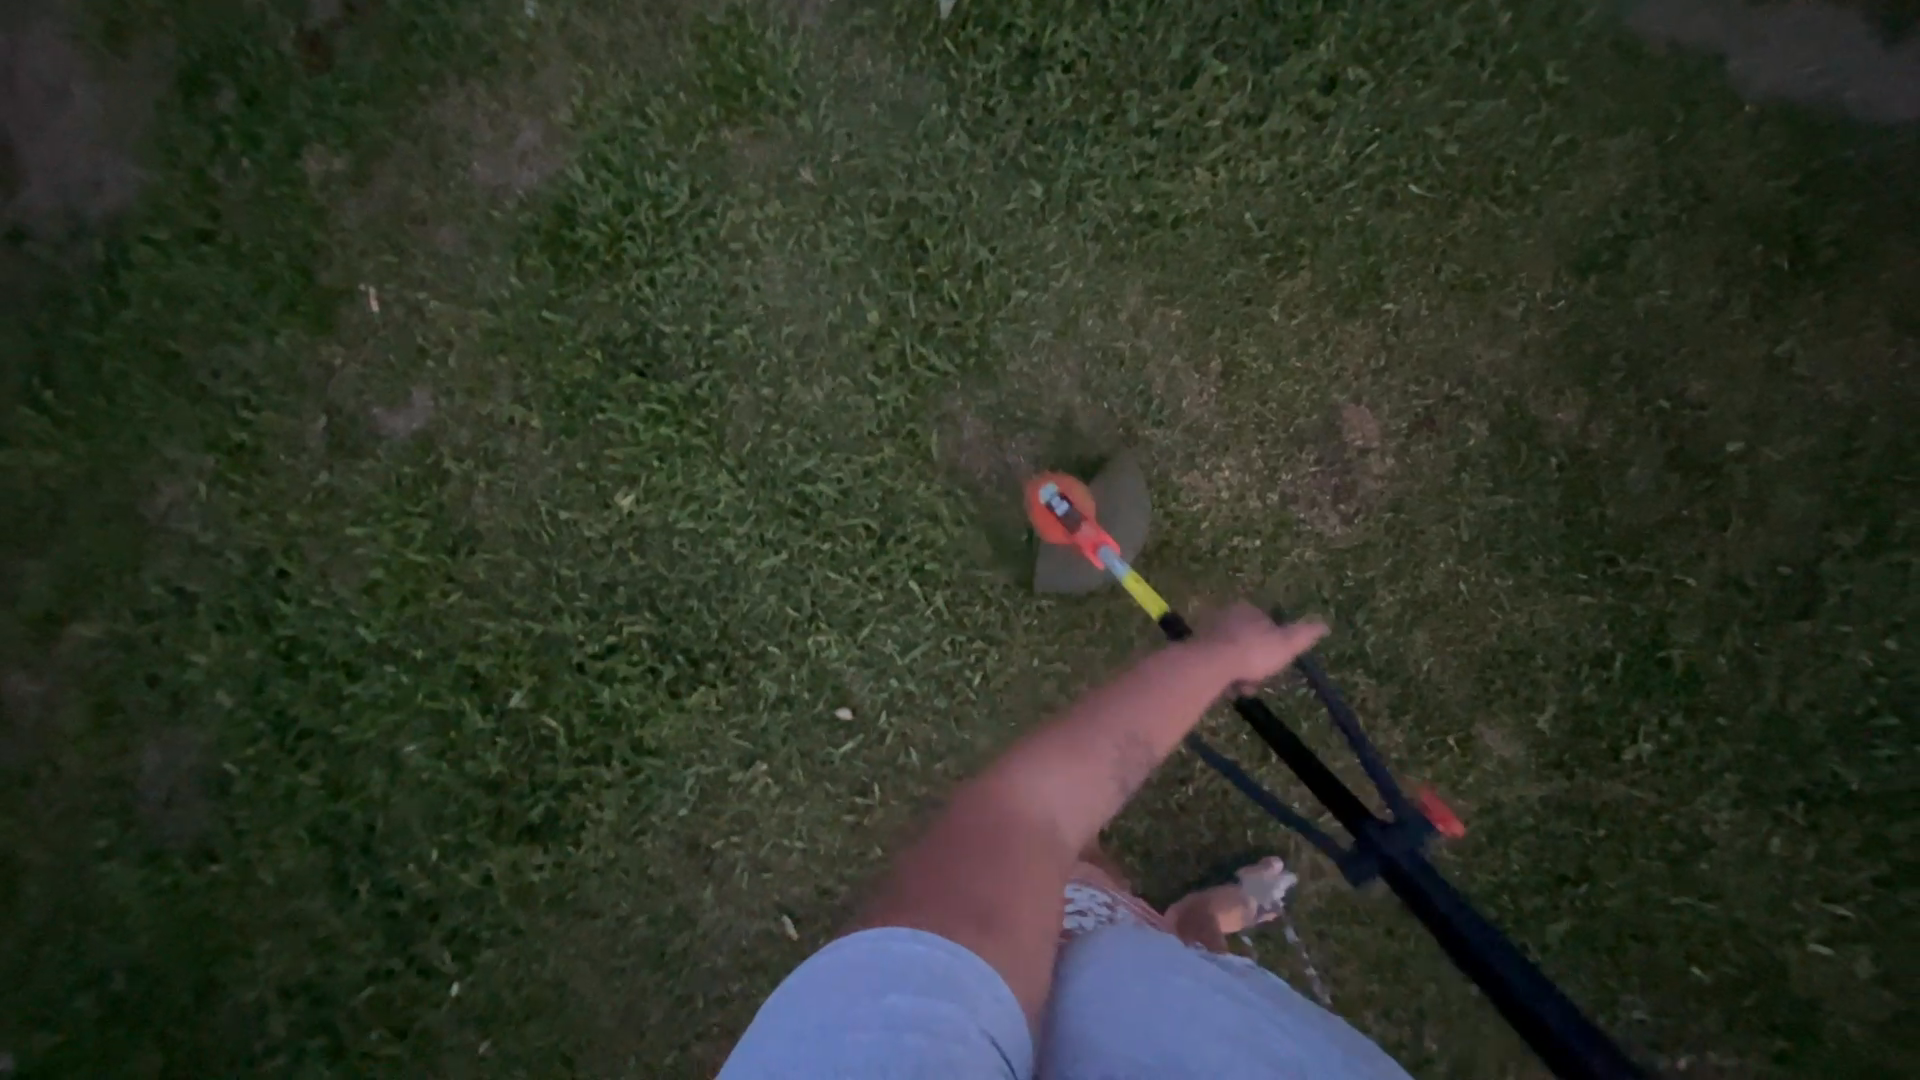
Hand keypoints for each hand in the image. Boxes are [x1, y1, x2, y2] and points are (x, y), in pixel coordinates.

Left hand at [1190, 602, 1327, 686]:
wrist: (1211, 664)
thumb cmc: (1253, 651)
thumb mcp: (1287, 643)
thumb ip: (1305, 634)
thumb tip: (1324, 625)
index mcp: (1246, 609)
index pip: (1266, 626)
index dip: (1274, 647)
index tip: (1275, 664)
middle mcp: (1224, 615)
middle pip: (1247, 643)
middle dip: (1254, 665)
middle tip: (1256, 682)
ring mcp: (1206, 632)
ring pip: (1231, 657)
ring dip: (1239, 675)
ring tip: (1241, 688)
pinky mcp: (1193, 650)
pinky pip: (1214, 666)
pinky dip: (1222, 678)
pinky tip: (1226, 689)